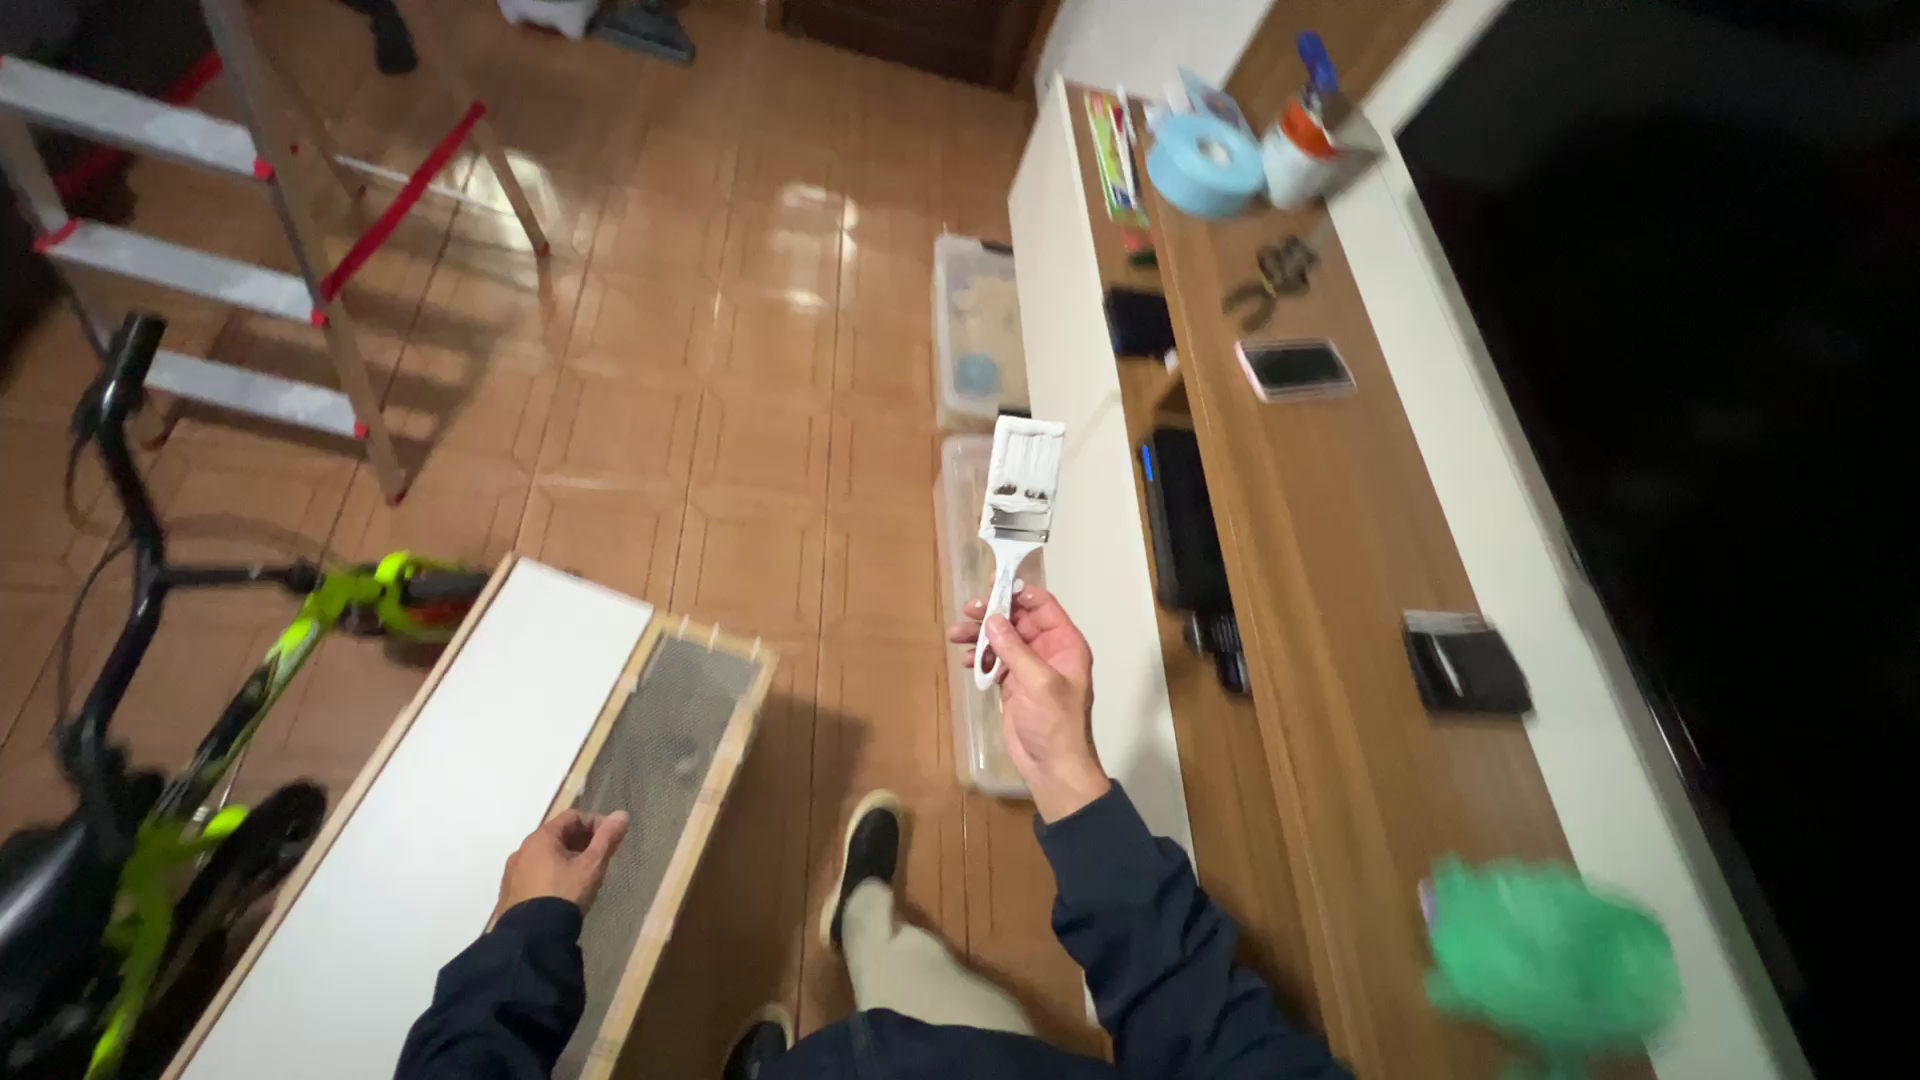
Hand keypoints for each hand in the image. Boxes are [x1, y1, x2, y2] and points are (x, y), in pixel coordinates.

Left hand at [492, 809, 629, 922]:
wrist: (531, 940)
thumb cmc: (565, 894)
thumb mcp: (592, 865)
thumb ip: (607, 837)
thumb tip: (622, 814)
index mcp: (540, 838)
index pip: (573, 816)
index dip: (595, 823)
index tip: (610, 840)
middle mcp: (522, 850)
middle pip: (558, 835)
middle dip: (583, 842)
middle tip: (600, 858)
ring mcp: (512, 873)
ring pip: (545, 856)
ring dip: (567, 858)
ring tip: (583, 876)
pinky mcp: (509, 893)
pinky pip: (534, 874)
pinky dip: (551, 874)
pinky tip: (562, 892)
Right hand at [948, 586, 1110, 821]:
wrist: (1052, 767)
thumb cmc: (1055, 723)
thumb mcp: (1038, 682)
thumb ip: (1014, 649)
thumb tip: (992, 619)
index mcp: (1065, 645)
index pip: (1043, 607)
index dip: (1019, 593)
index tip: (993, 585)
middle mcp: (1048, 651)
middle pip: (1019, 620)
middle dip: (993, 613)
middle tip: (968, 610)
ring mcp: (1030, 668)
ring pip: (1003, 639)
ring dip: (980, 635)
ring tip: (956, 634)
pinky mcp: (1013, 684)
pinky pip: (995, 660)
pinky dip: (980, 657)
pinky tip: (966, 660)